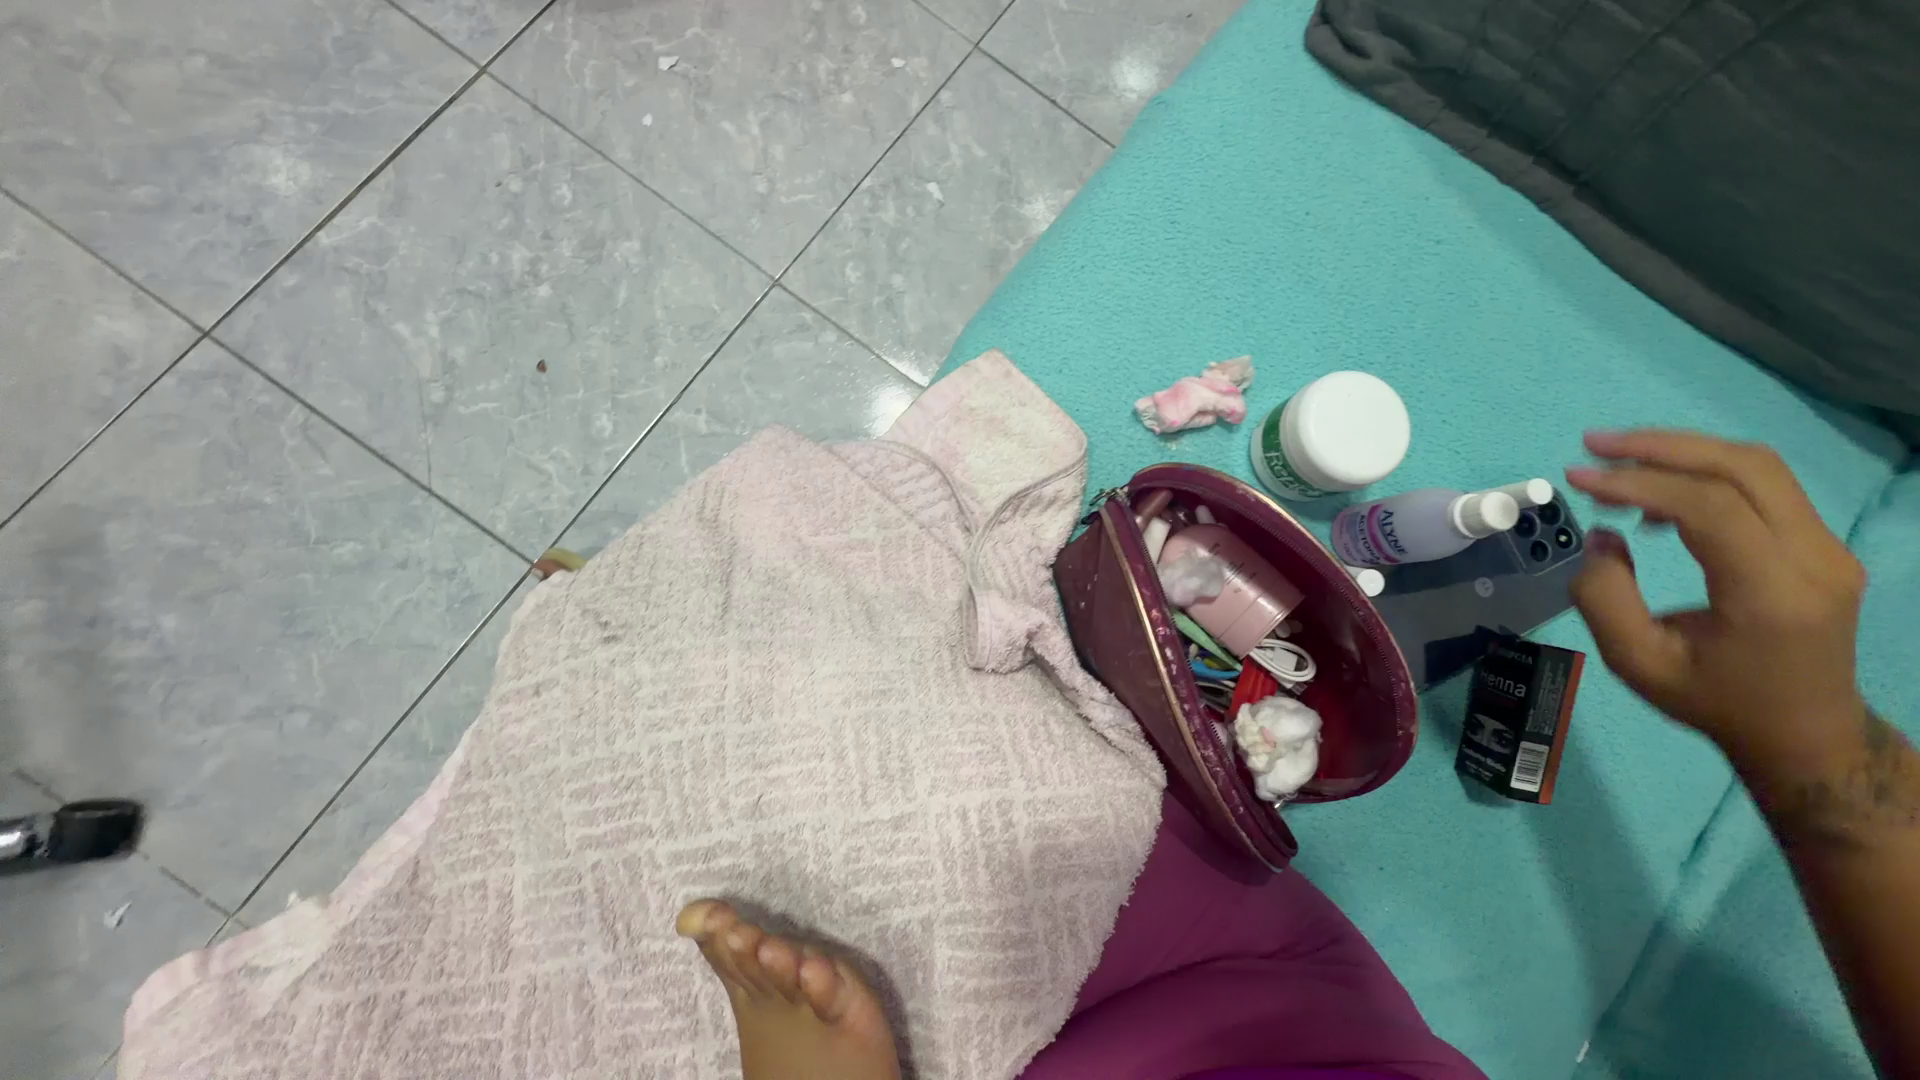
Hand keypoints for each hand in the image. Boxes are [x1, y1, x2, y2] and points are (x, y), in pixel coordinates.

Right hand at [1564, 430, 1868, 761]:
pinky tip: (1658, 493)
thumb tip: (1602, 535)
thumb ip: (1605, 598)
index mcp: (1771, 594)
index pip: (1710, 508)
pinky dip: (1703, 474)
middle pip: (1746, 468)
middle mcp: (1814, 559)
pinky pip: (1763, 486)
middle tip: (1594, 445)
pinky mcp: (1819, 543)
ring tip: (1617, 459)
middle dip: (1663, 447)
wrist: (1802, 729)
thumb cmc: (1712, 700)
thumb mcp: (1636, 662)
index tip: (1577, 478)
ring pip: (1759, 467)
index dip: (1639, 482)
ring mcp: (1827, 547)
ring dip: (1683, 452)